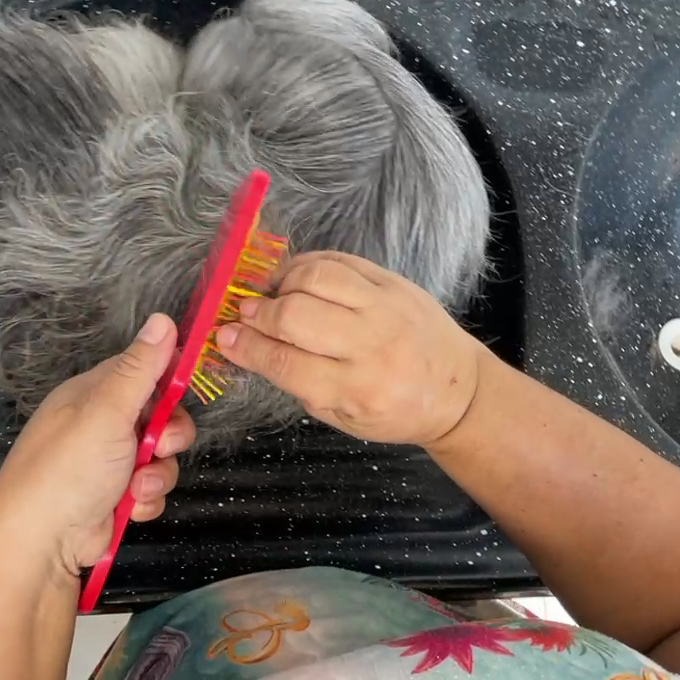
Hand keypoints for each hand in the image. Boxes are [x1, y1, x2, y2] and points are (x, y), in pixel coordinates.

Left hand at [0, 313, 195, 582]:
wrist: (42, 545)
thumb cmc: (67, 470)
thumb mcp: (106, 412)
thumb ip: (140, 370)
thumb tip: (163, 318)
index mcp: (92, 394)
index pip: (143, 371)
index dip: (168, 381)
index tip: (183, 393)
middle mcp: (101, 424)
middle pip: (161, 416)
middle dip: (168, 437)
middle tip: (159, 447)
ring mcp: (109, 462)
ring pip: (162, 457)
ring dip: (157, 475)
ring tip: (134, 490)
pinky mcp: (117, 496)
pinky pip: (152, 488)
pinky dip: (146, 500)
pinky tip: (129, 508)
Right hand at [216, 251, 488, 445]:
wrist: (456, 390)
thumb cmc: (395, 412)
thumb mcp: (344, 418)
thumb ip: (301, 385)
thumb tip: (254, 348)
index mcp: (358, 390)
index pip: (287, 364)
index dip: (248, 349)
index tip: (223, 338)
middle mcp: (372, 346)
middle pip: (296, 315)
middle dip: (258, 314)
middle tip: (243, 315)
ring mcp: (386, 308)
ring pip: (316, 278)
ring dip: (282, 284)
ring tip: (272, 297)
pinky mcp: (394, 282)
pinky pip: (340, 261)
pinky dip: (308, 266)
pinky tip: (296, 279)